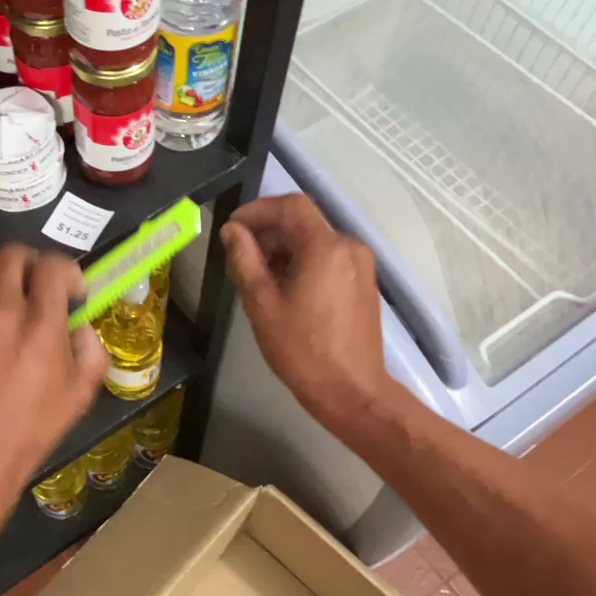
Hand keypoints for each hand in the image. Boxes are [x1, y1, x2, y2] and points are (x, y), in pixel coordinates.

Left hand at [0, 244, 107, 515]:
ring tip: (3, 354)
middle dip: (30, 263)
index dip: (67, 270)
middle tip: (36, 288)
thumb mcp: (80, 395)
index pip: (53, 266)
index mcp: (41, 325)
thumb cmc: (32, 429)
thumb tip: (78, 327)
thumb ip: (91, 350)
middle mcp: (2, 313)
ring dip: (2, 313)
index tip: (71, 292)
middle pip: (13, 256)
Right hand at [220, 193, 391, 424]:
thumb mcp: (262, 304)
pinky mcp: (363, 283)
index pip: (290, 205)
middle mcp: (349, 246)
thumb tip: (232, 231)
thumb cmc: (301, 349)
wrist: (351, 391)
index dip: (258, 210)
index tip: (233, 229)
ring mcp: (361, 265)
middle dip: (268, 231)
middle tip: (239, 255)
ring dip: (284, 248)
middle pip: (304, 221)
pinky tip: (284, 288)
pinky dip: (303, 261)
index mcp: (325, 247)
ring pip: (316, 240)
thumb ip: (245, 260)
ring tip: (257, 275)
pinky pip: (329, 258)